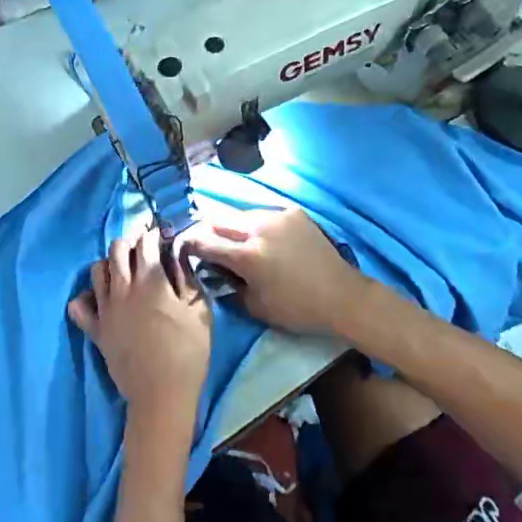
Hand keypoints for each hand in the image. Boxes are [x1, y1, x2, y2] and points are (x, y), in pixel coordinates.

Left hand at [69, 227, 211, 426]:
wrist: (162, 395)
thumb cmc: (188, 350)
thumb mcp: (199, 308)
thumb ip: (186, 276)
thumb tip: (178, 252)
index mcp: (151, 280)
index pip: (146, 242)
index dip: (155, 235)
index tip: (163, 239)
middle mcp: (123, 288)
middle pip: (117, 249)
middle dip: (131, 244)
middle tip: (145, 254)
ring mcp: (105, 309)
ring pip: (97, 270)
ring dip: (111, 265)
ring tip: (126, 274)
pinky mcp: (95, 330)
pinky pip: (78, 305)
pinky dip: (86, 297)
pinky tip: (102, 300)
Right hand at [176, 207, 371, 337]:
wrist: (340, 295)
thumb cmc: (297, 309)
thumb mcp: (255, 307)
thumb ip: (230, 286)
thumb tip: (214, 272)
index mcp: (247, 255)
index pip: (205, 242)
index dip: (189, 244)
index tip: (181, 247)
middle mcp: (259, 228)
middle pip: (220, 220)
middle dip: (208, 230)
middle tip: (205, 243)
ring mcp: (278, 216)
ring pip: (242, 214)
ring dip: (233, 226)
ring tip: (234, 241)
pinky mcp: (294, 213)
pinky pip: (266, 214)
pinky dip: (258, 225)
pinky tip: (264, 239)